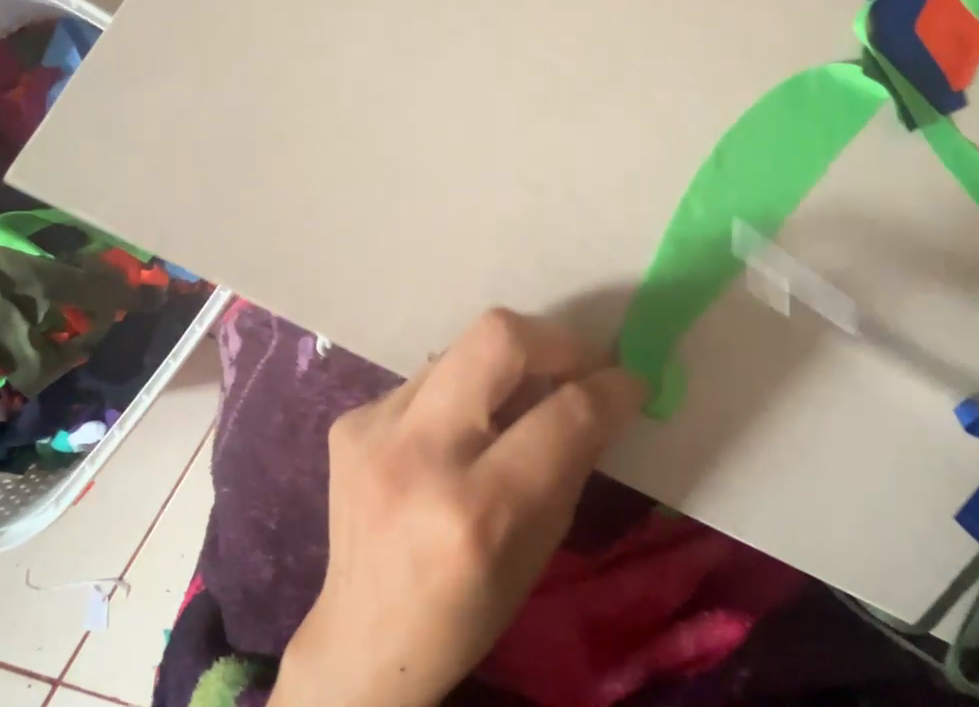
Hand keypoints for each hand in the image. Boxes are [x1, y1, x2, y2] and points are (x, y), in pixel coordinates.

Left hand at [272, 309, 646, 706]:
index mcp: (479, 511)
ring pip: (462, 348)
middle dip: (557, 340)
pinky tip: (459, 434)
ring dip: (507, 368)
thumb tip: (606, 389)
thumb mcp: (544, 543)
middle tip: (579, 365)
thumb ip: (575, 456)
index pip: (566, 413)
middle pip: (499, 337)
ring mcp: (372, 432)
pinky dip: (462, 393)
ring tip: (517, 406)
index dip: (612, 387)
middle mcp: (419, 457)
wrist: (364, 641)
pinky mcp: (348, 422)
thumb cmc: (471, 606)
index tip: (630, 382)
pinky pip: (427, 379)